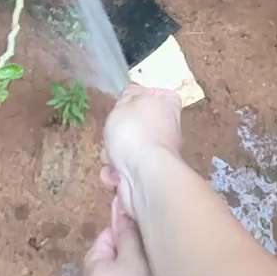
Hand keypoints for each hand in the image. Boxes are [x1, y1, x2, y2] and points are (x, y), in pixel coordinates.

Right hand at [99, 84, 182, 217]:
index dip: (146, 96)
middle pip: (136, 128)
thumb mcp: (125, 103)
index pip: (164, 96)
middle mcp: (165, 134)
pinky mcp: (145, 181)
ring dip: (112, 158)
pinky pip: (124, 175)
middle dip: (116, 135)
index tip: (130, 100)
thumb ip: (128, 96)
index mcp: (166, 110)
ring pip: (125, 153)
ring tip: (110, 160)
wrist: (144, 176)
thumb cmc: (135, 132)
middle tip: (111, 136)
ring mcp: (156, 160)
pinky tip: (114, 178)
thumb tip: (133, 93)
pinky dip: (115, 177)